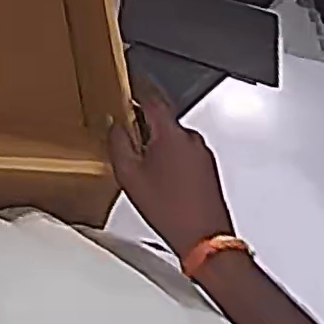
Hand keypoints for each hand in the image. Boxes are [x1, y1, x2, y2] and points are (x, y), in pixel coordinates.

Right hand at [108, 77, 234, 256]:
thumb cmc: (171, 210)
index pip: (152, 97)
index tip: (128, 79)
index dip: (137, 86)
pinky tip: (157, 172)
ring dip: (156, 139)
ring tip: (140, 158)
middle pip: (161, 117)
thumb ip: (117, 140)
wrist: (206, 243)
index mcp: (171, 133)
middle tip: (125, 130)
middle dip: (142, 121)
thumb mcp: (128, 172)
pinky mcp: (208, 169)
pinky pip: (183, 149)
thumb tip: (114, 124)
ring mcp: (203, 155)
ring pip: (172, 134)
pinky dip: (169, 153)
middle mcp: (191, 139)